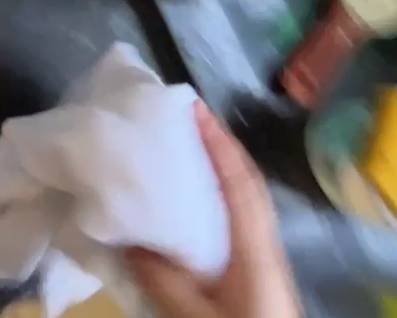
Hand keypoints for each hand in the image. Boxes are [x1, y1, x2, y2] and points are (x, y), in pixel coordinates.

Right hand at [126, 103, 299, 317]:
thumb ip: (165, 282)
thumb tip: (130, 237)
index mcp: (257, 257)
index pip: (240, 185)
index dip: (218, 143)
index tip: (191, 106)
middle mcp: (265, 255)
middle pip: (246, 189)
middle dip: (217, 149)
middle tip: (178, 120)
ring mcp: (263, 272)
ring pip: (241, 209)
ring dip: (214, 174)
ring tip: (176, 152)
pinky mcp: (254, 289)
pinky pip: (232, 229)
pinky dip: (211, 203)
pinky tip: (183, 209)